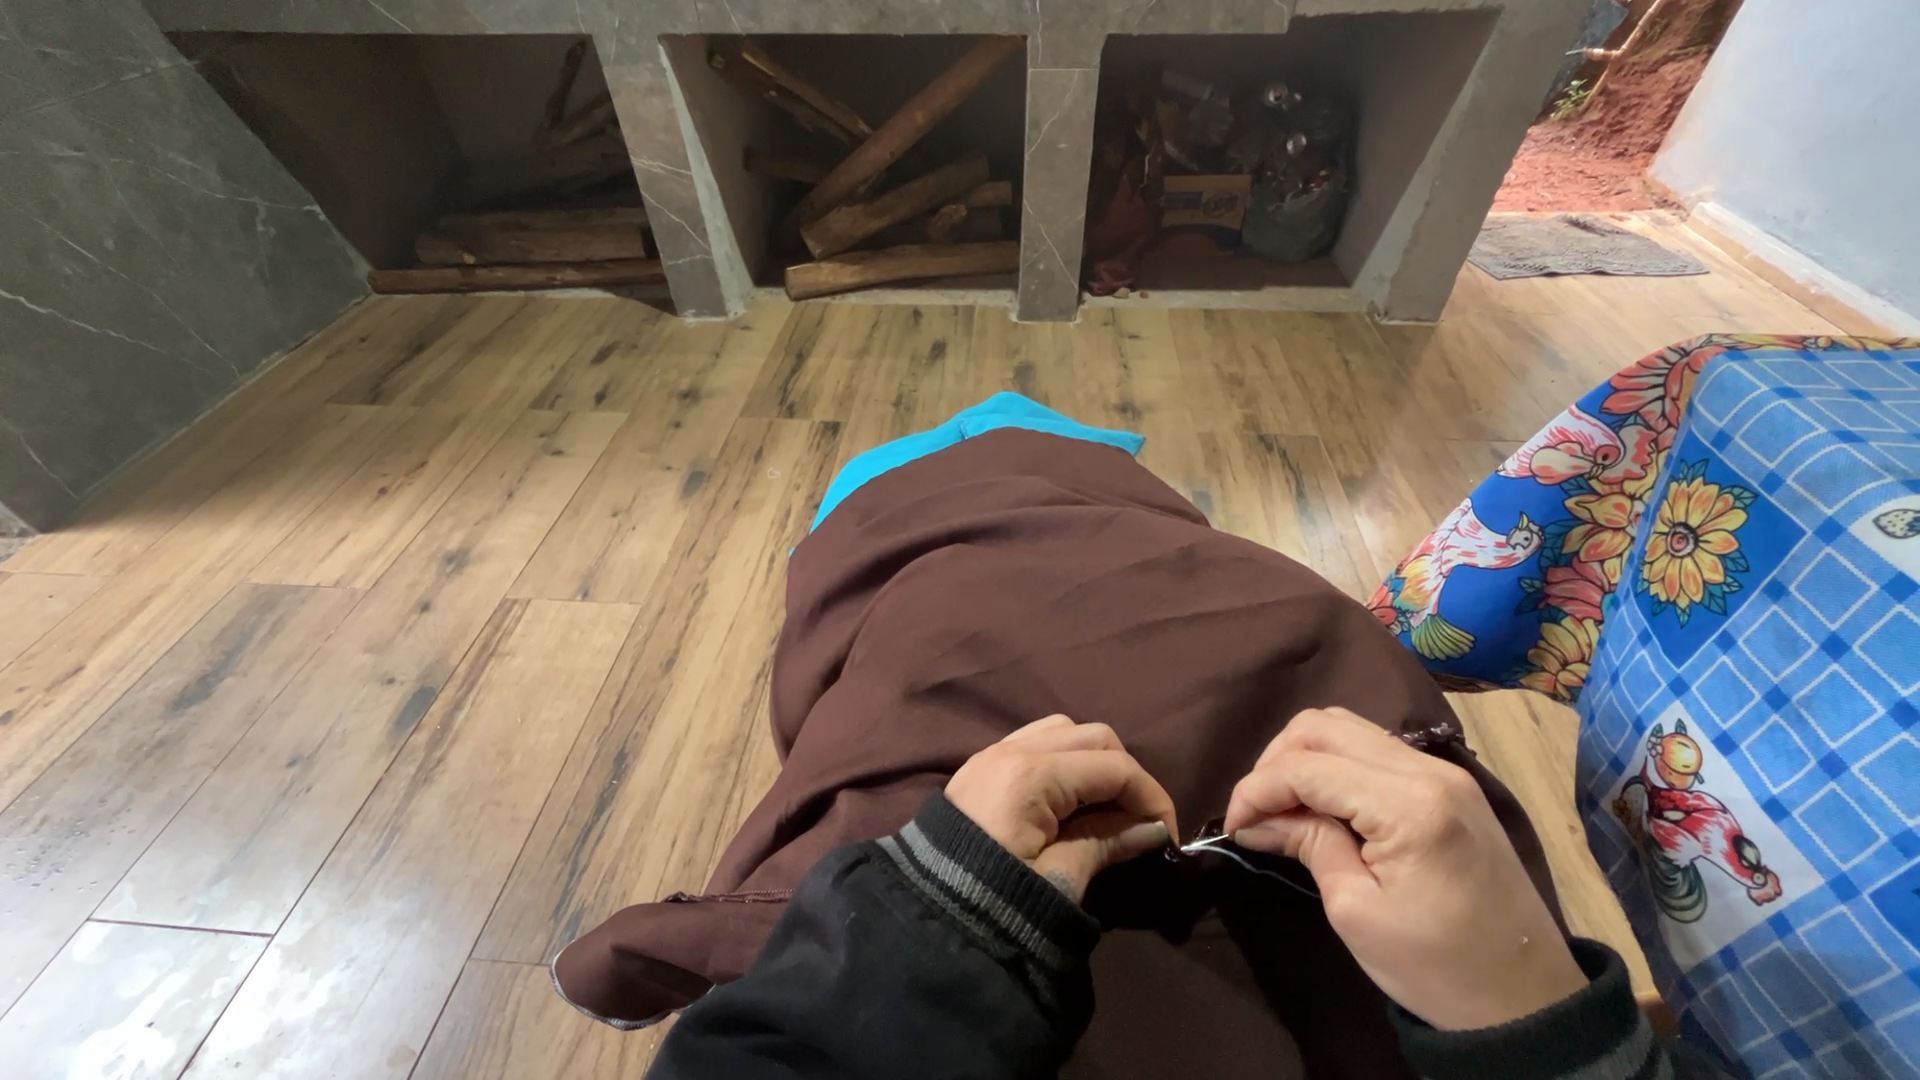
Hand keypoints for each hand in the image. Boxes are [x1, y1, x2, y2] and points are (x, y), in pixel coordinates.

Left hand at [946, 715, 1177, 903]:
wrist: (924, 911)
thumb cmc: (994, 899)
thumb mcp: (1059, 879)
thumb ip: (1107, 842)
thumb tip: (1152, 831)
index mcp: (1034, 774)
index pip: (1114, 768)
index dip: (1151, 799)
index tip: (1166, 838)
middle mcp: (1015, 748)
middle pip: (1094, 736)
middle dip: (1126, 775)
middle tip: (1138, 821)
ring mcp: (995, 751)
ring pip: (1064, 731)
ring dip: (1094, 760)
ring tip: (1105, 806)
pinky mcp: (983, 763)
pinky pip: (1037, 740)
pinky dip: (1064, 758)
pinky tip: (1070, 796)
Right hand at [1225, 708, 1586, 1030]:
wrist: (1531, 1003)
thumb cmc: (1438, 969)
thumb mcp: (1355, 911)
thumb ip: (1307, 844)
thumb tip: (1254, 821)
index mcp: (1409, 806)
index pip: (1307, 768)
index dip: (1257, 790)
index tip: (1232, 826)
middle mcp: (1427, 770)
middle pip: (1322, 726)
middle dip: (1275, 762)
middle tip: (1257, 811)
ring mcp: (1442, 771)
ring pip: (1345, 726)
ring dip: (1302, 755)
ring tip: (1283, 803)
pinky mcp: (1447, 783)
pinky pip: (1371, 746)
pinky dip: (1332, 761)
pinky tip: (1319, 798)